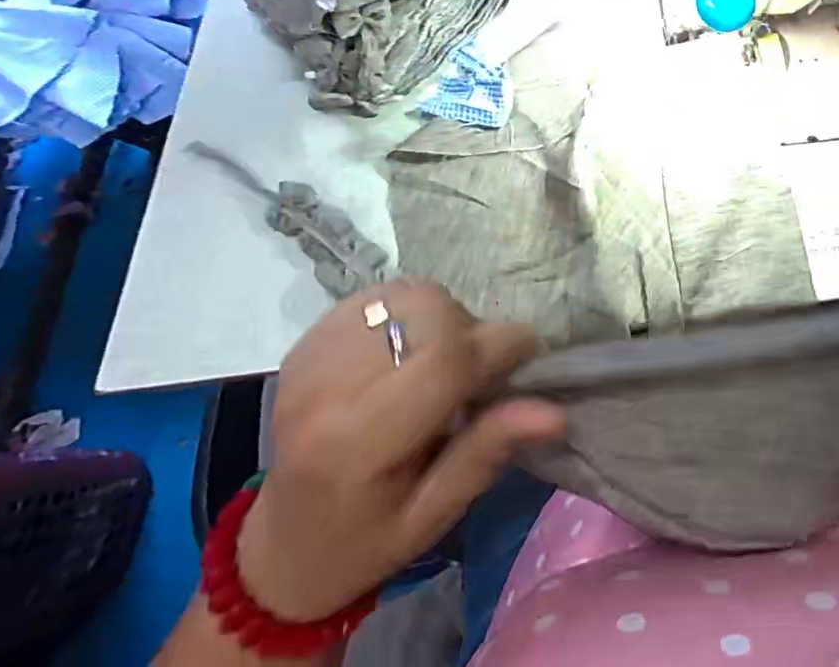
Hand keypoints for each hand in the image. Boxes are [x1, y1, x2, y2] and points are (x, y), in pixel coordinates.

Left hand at [234, 280, 565, 621]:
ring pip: (408, 295)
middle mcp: (326, 388)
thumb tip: (555, 411)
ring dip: (444, 317)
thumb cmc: (366, 541)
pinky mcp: (306, 342)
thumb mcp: (434, 514)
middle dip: (473, 331)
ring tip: (442, 361)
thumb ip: (487, 452)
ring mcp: (310, 358)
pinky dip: (412, 312)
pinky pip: (380, 296)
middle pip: (428, 313)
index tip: (526, 361)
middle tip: (478, 373)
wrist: (283, 543)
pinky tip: (410, 350)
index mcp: (357, 442)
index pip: (445, 359)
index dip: (502, 347)